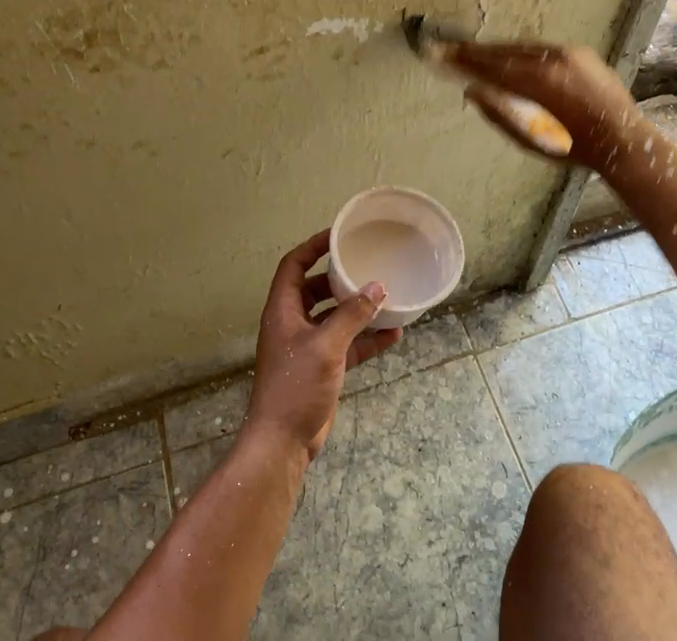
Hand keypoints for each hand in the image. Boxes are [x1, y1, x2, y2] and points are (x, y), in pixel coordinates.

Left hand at [245, 230, 402, 460]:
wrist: (284, 440)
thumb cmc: (296, 386)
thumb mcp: (326, 346)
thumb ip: (352, 315)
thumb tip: (377, 286)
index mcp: (283, 310)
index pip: (294, 266)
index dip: (313, 247)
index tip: (339, 236)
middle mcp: (293, 323)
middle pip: (316, 289)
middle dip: (340, 278)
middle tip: (367, 266)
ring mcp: (308, 347)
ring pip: (335, 318)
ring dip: (358, 309)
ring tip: (387, 297)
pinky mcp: (323, 368)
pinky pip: (347, 344)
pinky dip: (367, 339)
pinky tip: (393, 334)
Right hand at [446, 40, 646, 171]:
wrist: (623, 139)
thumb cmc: (575, 148)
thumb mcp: (531, 139)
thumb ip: (500, 114)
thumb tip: (472, 92)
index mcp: (537, 82)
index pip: (489, 66)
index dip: (461, 60)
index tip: (438, 54)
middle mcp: (551, 60)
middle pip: (502, 52)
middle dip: (474, 52)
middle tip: (447, 49)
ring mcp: (567, 52)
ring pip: (520, 48)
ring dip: (496, 52)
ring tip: (473, 53)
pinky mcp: (578, 52)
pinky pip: (539, 49)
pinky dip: (519, 53)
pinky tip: (507, 58)